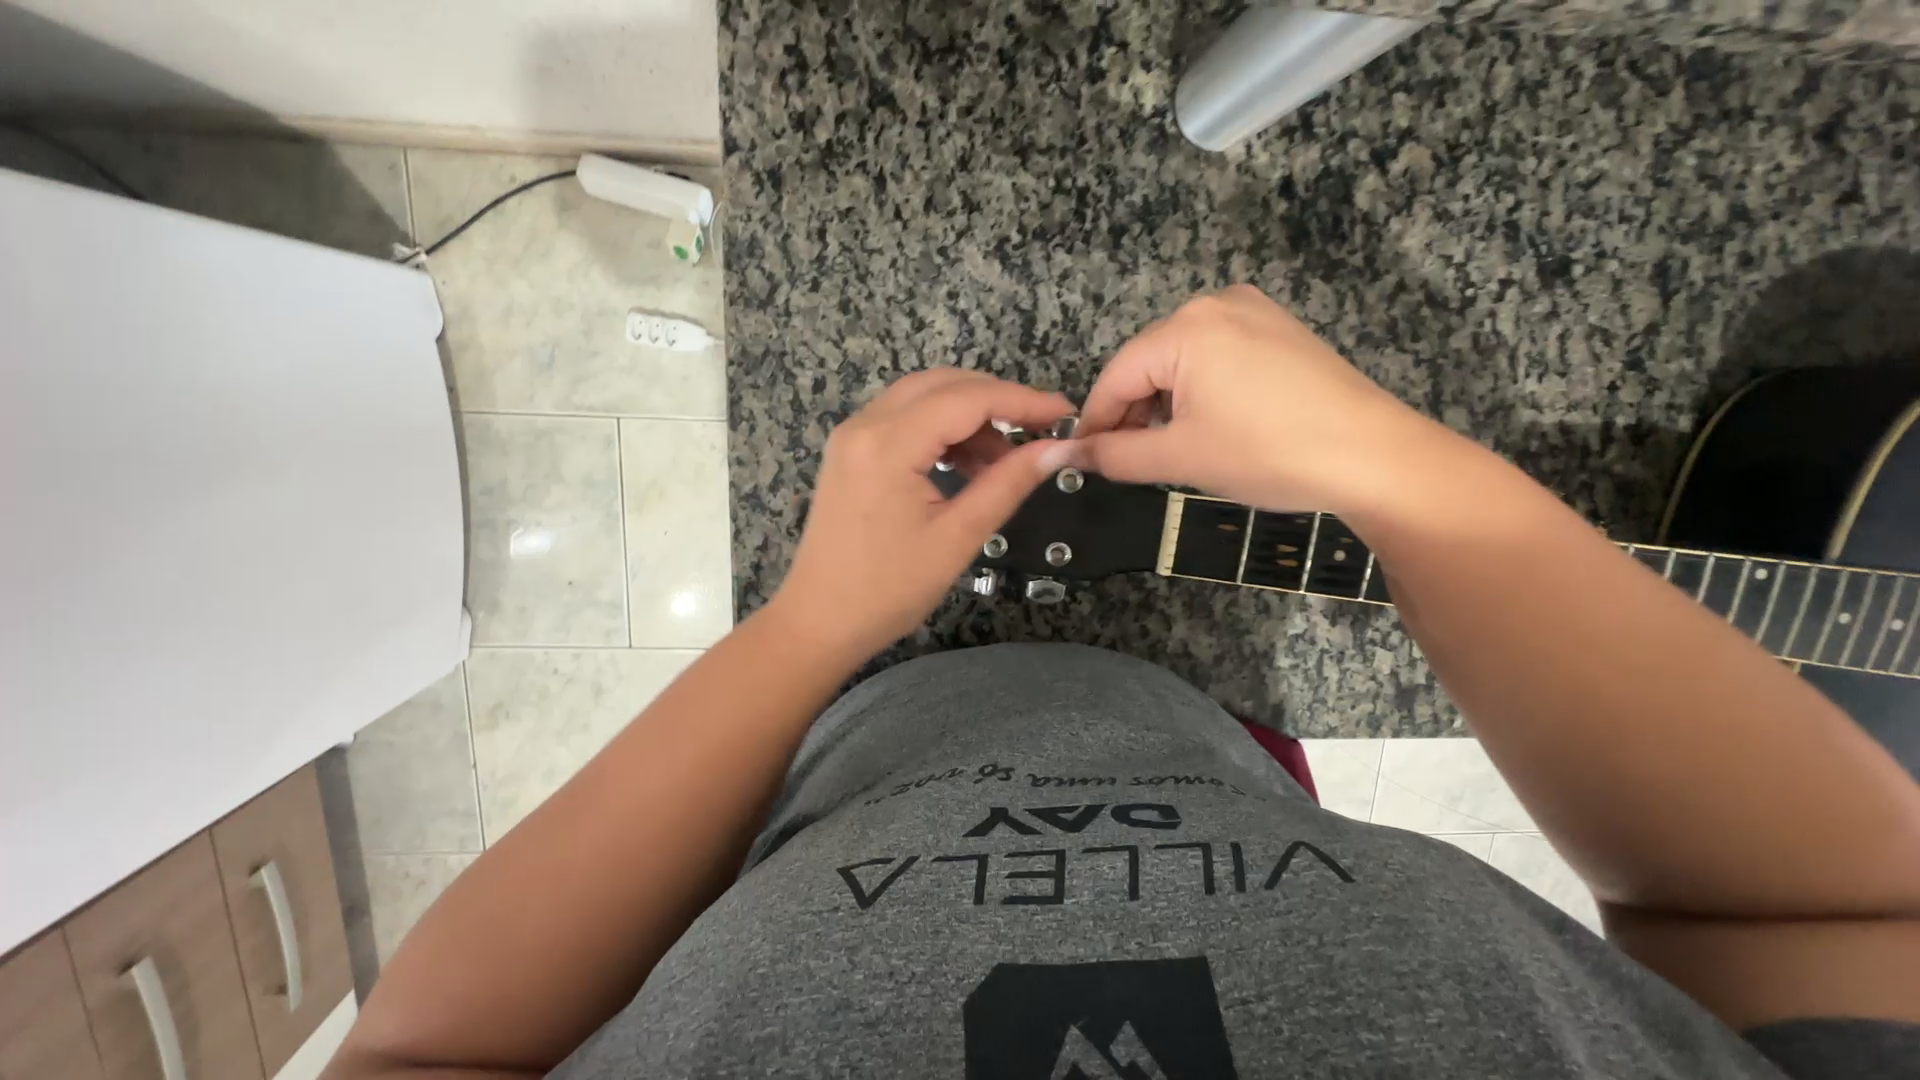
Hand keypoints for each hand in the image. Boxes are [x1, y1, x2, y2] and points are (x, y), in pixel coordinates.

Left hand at [772, 369, 1074, 657]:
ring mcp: (852, 436)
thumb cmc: (888, 589)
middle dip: (996, 399)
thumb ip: (1007, 483)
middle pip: (942, 384)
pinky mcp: (850, 451)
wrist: (820, 621)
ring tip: (1003, 459)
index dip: (1022, 399)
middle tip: (1039, 431)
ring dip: (968, 415)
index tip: (1064, 414)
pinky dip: (940, 429)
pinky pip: (903, 418)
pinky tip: (966, 464)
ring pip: (922, 397)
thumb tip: (1057, 448)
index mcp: (888, 444)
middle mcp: (865, 425)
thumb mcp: (957, 537)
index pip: (967, 398)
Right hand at [1073, 285, 1443, 513]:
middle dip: (1133, 413)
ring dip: (1165, 404)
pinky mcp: (1278, 329)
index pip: (1116, 377)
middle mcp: (1215, 305)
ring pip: (1182, 360)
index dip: (1095, 424)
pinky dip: (1200, 390)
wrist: (1373, 457)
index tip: (1081, 460)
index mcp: (1185, 329)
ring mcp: (1253, 312)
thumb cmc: (1268, 454)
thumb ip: (1114, 455)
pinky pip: (1217, 356)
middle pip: (1148, 363)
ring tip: (1171, 449)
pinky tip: (1210, 426)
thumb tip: (1066, 456)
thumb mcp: (1180, 458)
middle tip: (1128, 463)